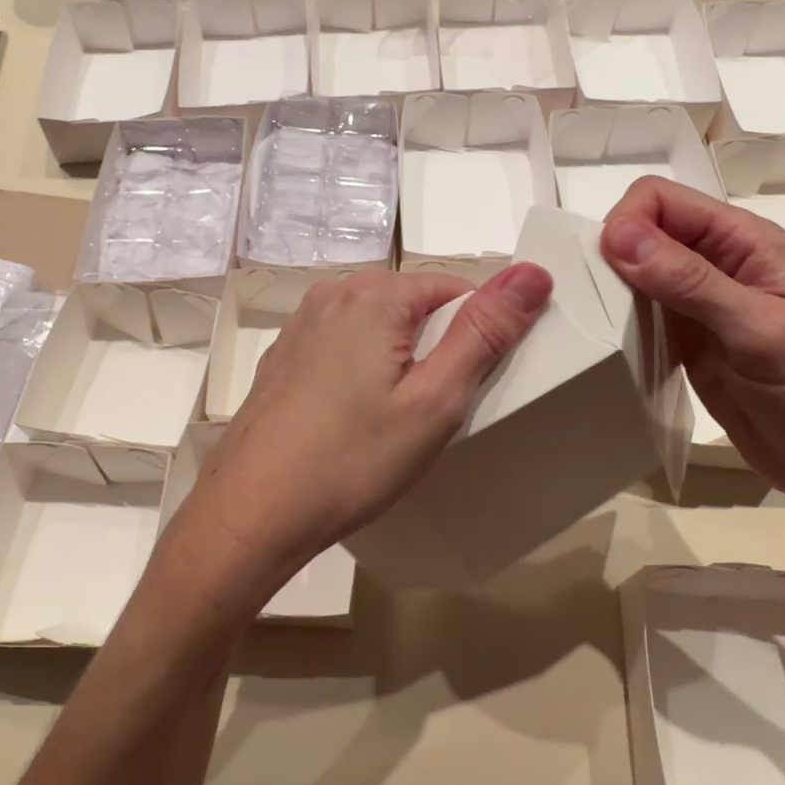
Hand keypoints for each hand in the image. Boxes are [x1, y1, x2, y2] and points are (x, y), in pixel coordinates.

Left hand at [169, 265, 552, 589]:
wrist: (252, 511)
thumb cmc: (352, 460)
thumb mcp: (435, 400)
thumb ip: (484, 333)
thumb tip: (532, 273)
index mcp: (375, 293)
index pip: (457, 290)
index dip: (476, 337)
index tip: (468, 391)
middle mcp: (333, 292)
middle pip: (415, 306)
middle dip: (435, 350)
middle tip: (431, 414)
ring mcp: (301, 323)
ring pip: (378, 328)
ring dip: (398, 363)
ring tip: (393, 423)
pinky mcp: (283, 355)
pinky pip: (343, 348)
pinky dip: (361, 373)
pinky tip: (353, 422)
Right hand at [599, 176, 784, 499]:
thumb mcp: (756, 330)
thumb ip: (688, 281)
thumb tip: (617, 234)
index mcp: (742, 241)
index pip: (662, 200)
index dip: (627, 222)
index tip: (606, 268)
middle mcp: (716, 262)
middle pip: (642, 232)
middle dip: (609, 255)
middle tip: (588, 300)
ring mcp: (698, 305)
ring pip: (634, 274)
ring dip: (609, 291)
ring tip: (589, 322)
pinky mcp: (684, 342)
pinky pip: (638, 317)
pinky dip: (618, 324)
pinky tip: (606, 345)